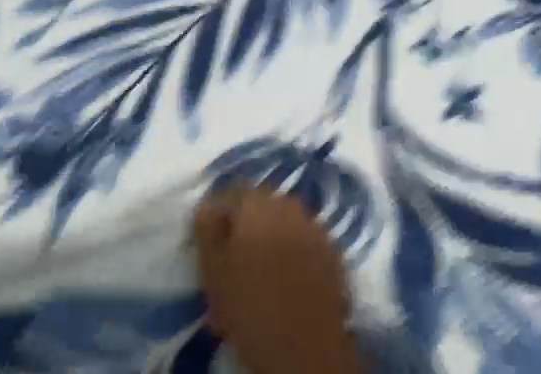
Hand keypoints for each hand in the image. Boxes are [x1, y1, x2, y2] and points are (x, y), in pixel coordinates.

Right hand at [192, 186, 360, 373]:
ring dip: (273, 233)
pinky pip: (307, 239)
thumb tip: (208, 205)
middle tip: (236, 252)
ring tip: (263, 264)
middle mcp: (290, 205)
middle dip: (247, 220)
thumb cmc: (249, 308)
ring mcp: (316, 227)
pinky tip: (289, 274)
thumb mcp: (212, 270)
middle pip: (262, 202)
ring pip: (287, 219)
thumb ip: (206, 228)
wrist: (304, 350)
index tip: (211, 237)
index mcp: (257, 204)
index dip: (219, 212)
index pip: (232, 190)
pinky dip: (296, 249)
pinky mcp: (334, 251)